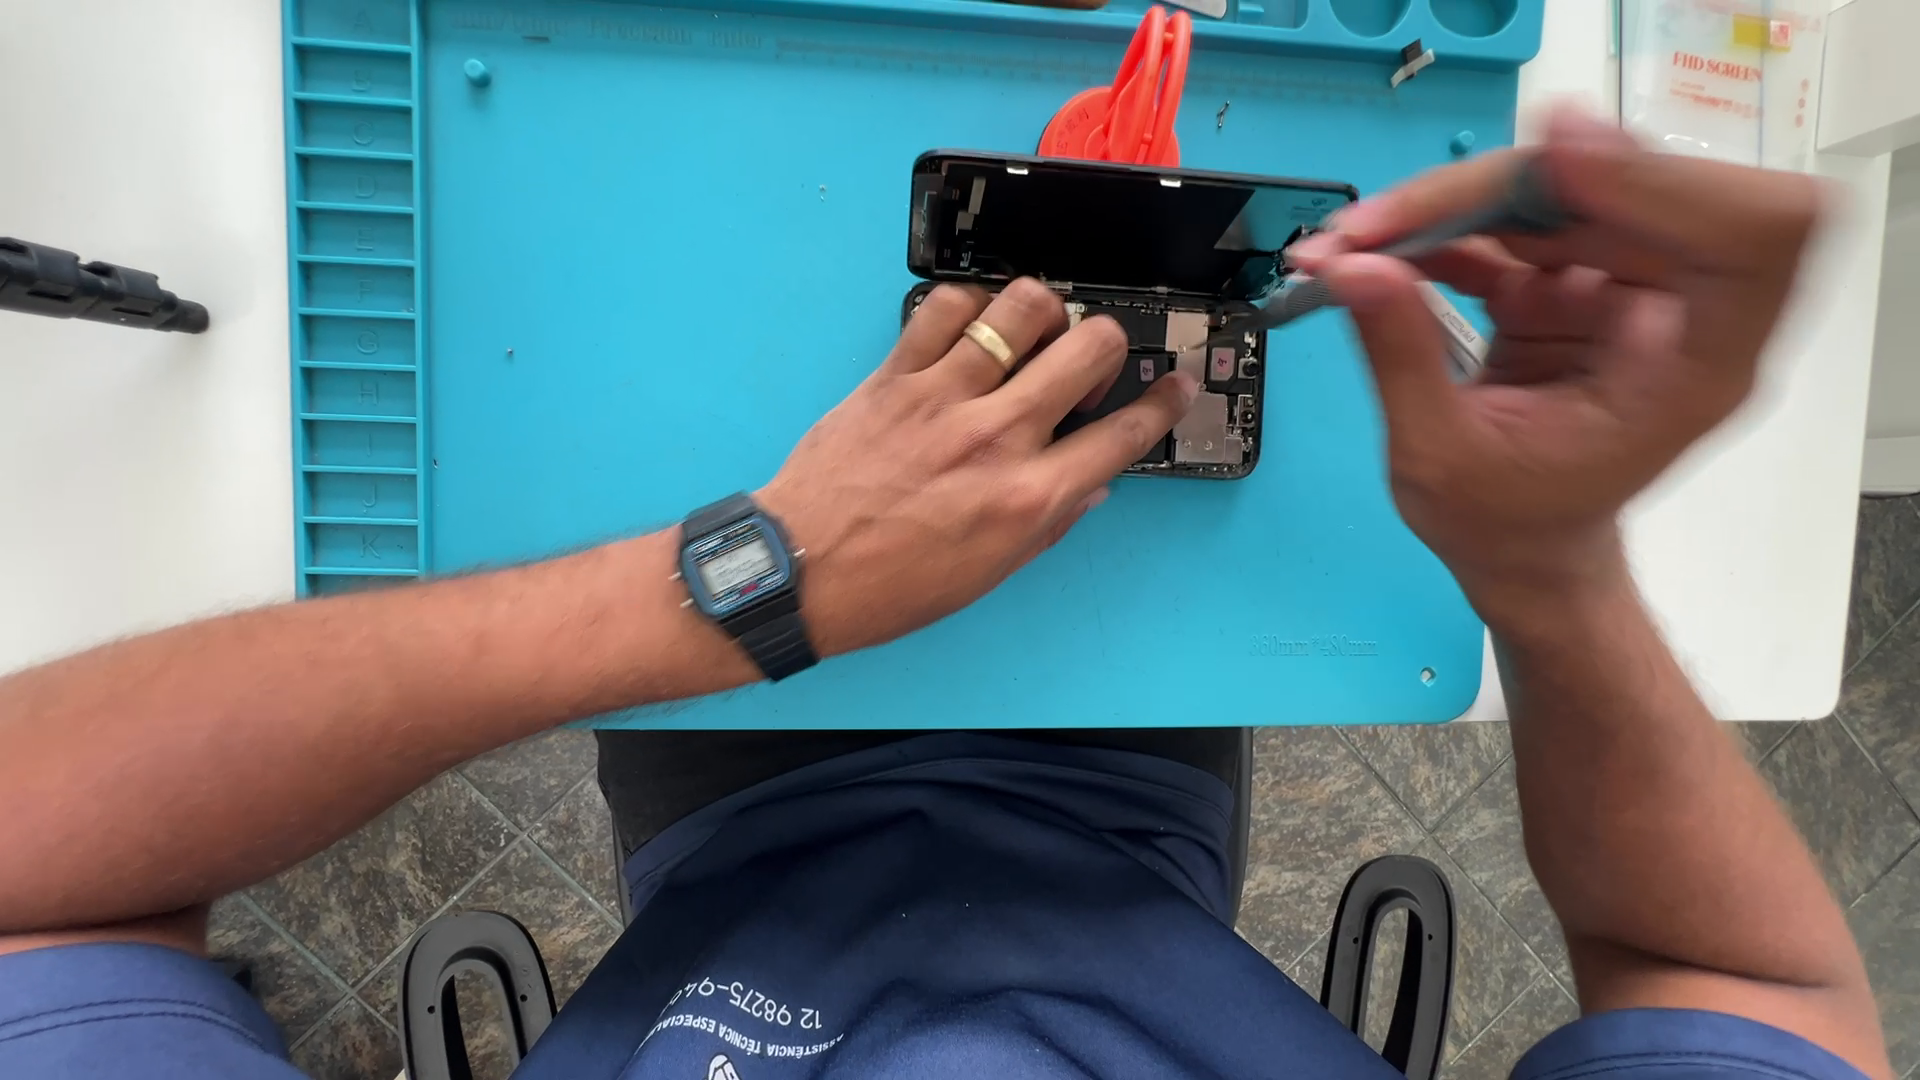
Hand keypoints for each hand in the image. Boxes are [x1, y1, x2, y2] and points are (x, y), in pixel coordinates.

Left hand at [757, 278, 1198, 655]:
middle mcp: (997, 436)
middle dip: (1108, 344)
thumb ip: (1049, 522)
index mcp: (1029, 497)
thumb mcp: (990, 572)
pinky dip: (967, 307)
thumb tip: (1090, 482)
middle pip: (1089, 347)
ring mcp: (943, 397)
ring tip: (1029, 337)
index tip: (1173, 385)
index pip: (1125, 435)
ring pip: (1022, 308)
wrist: (803, 573)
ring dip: (1042, 314)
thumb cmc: (897, 586)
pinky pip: (943, 307)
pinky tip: (968, 331)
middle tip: (1088, 365)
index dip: (1164, 402)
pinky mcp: (894, 375)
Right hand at [1288, 108, 1822, 623]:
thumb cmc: (1496, 523)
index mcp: (1692, 367)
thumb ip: (1401, 356)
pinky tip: (1370, 252)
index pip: (1743, 236)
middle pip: (1615, 196)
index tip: (1551, 162)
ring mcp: (1617, 291)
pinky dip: (1436, 235)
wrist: (1514, 547)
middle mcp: (1674, 309)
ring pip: (1552, 200)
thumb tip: (1351, 266)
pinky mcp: (1564, 289)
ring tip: (1349, 241)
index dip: (1659, 183)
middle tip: (1369, 227)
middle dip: (1487, 195)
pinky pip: (1507, 233)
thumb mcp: (1435, 453)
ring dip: (1445, 209)